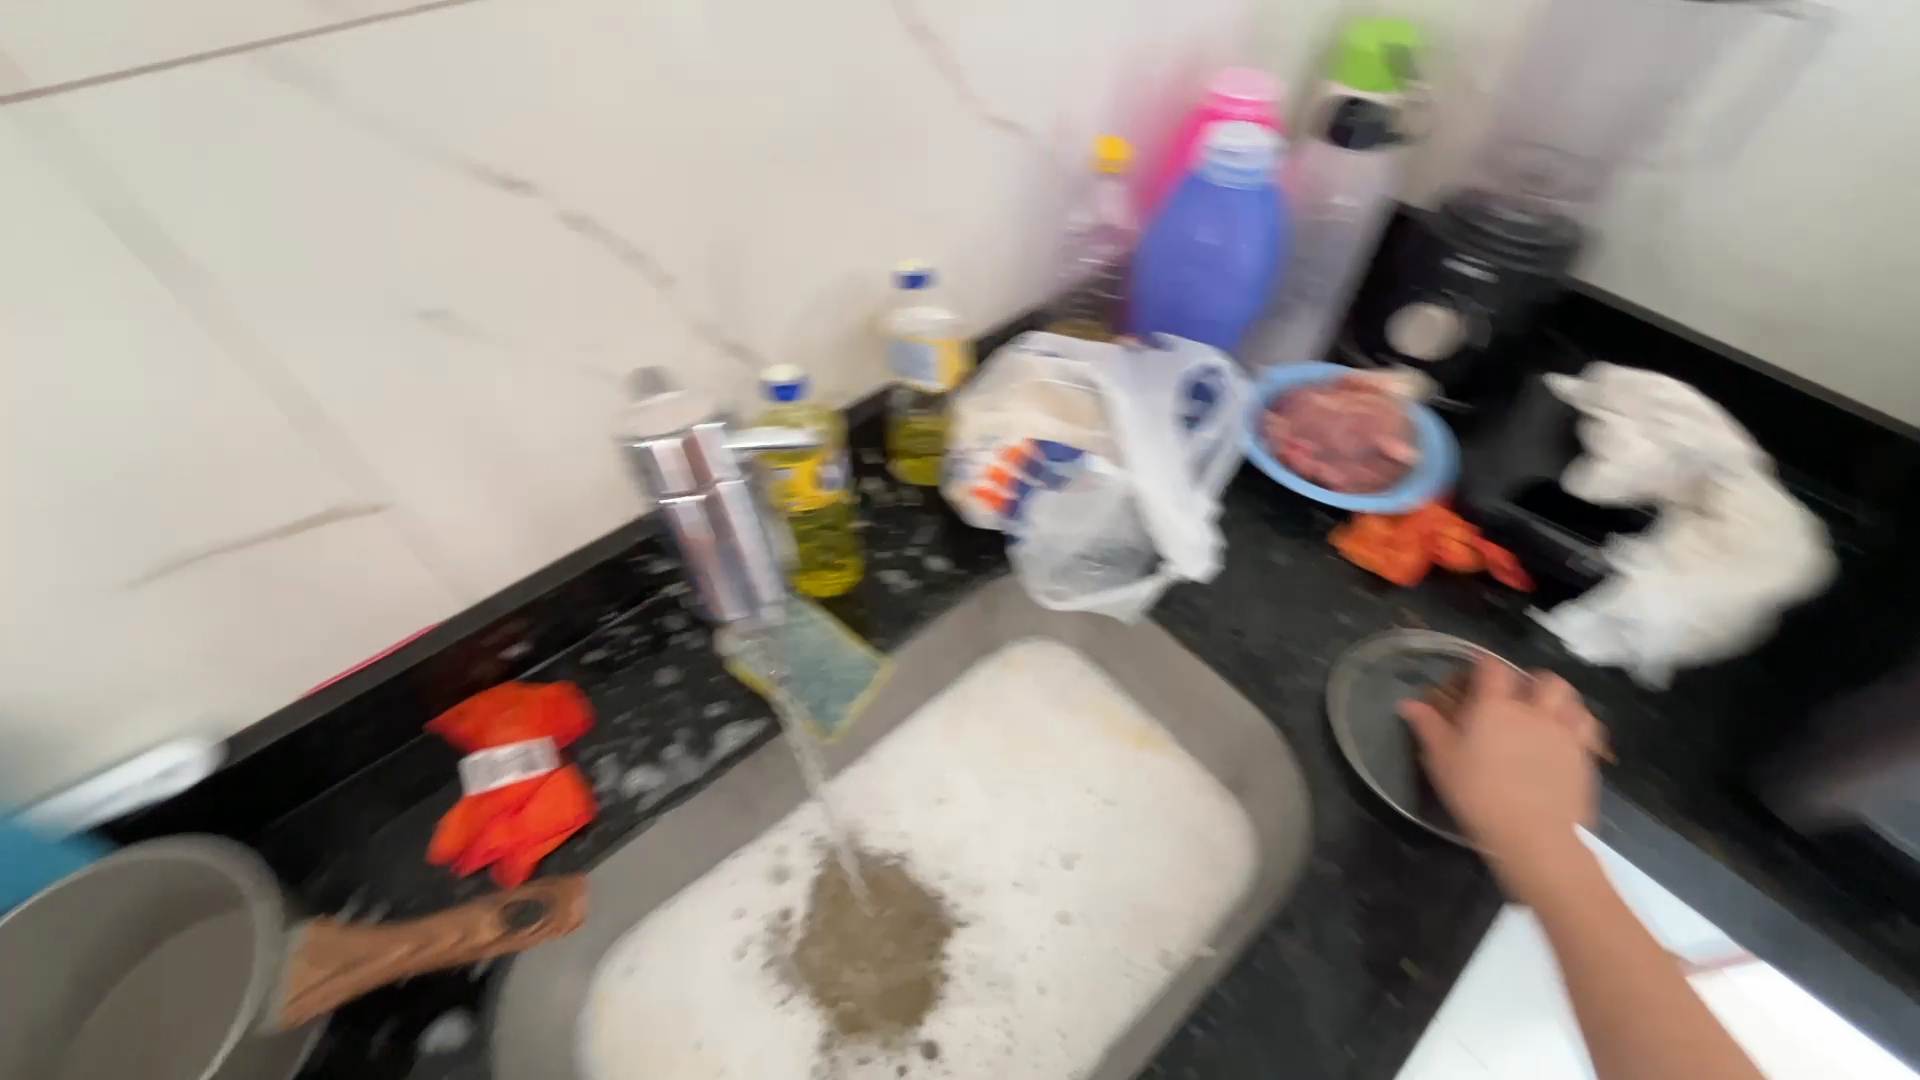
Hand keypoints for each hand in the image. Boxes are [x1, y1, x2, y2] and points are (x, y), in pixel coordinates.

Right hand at [1399, 657, 1606, 894]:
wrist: (1532, 835)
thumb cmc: (1477, 792)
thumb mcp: (1441, 759)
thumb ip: (1427, 726)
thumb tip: (1407, 703)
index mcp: (1494, 707)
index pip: (1492, 669)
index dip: (1482, 663)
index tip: (1473, 667)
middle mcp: (1533, 712)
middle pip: (1544, 679)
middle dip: (1530, 680)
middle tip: (1514, 693)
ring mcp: (1564, 734)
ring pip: (1573, 700)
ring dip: (1559, 699)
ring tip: (1545, 710)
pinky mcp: (1585, 757)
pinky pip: (1589, 728)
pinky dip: (1577, 724)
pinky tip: (1564, 735)